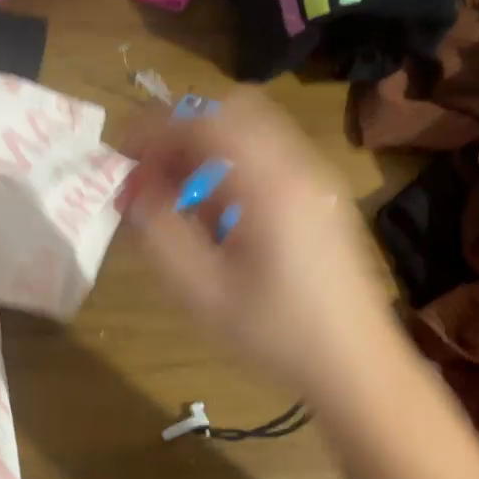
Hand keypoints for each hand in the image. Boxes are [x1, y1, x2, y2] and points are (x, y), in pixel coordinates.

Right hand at [119, 89, 408, 405]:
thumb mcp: (201, 291)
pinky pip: (267, 154)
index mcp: (269, 184)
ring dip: (204, 147)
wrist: (356, 366)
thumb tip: (132, 190)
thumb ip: (158, 233)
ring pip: (251, 130)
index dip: (154, 129)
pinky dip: (230, 162)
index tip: (121, 155)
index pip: (203, 122)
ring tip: (176, 192)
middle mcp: (298, 166)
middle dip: (180, 131)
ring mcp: (315, 179)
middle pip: (231, 112)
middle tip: (149, 170)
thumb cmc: (275, 333)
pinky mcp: (320, 197)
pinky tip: (214, 212)